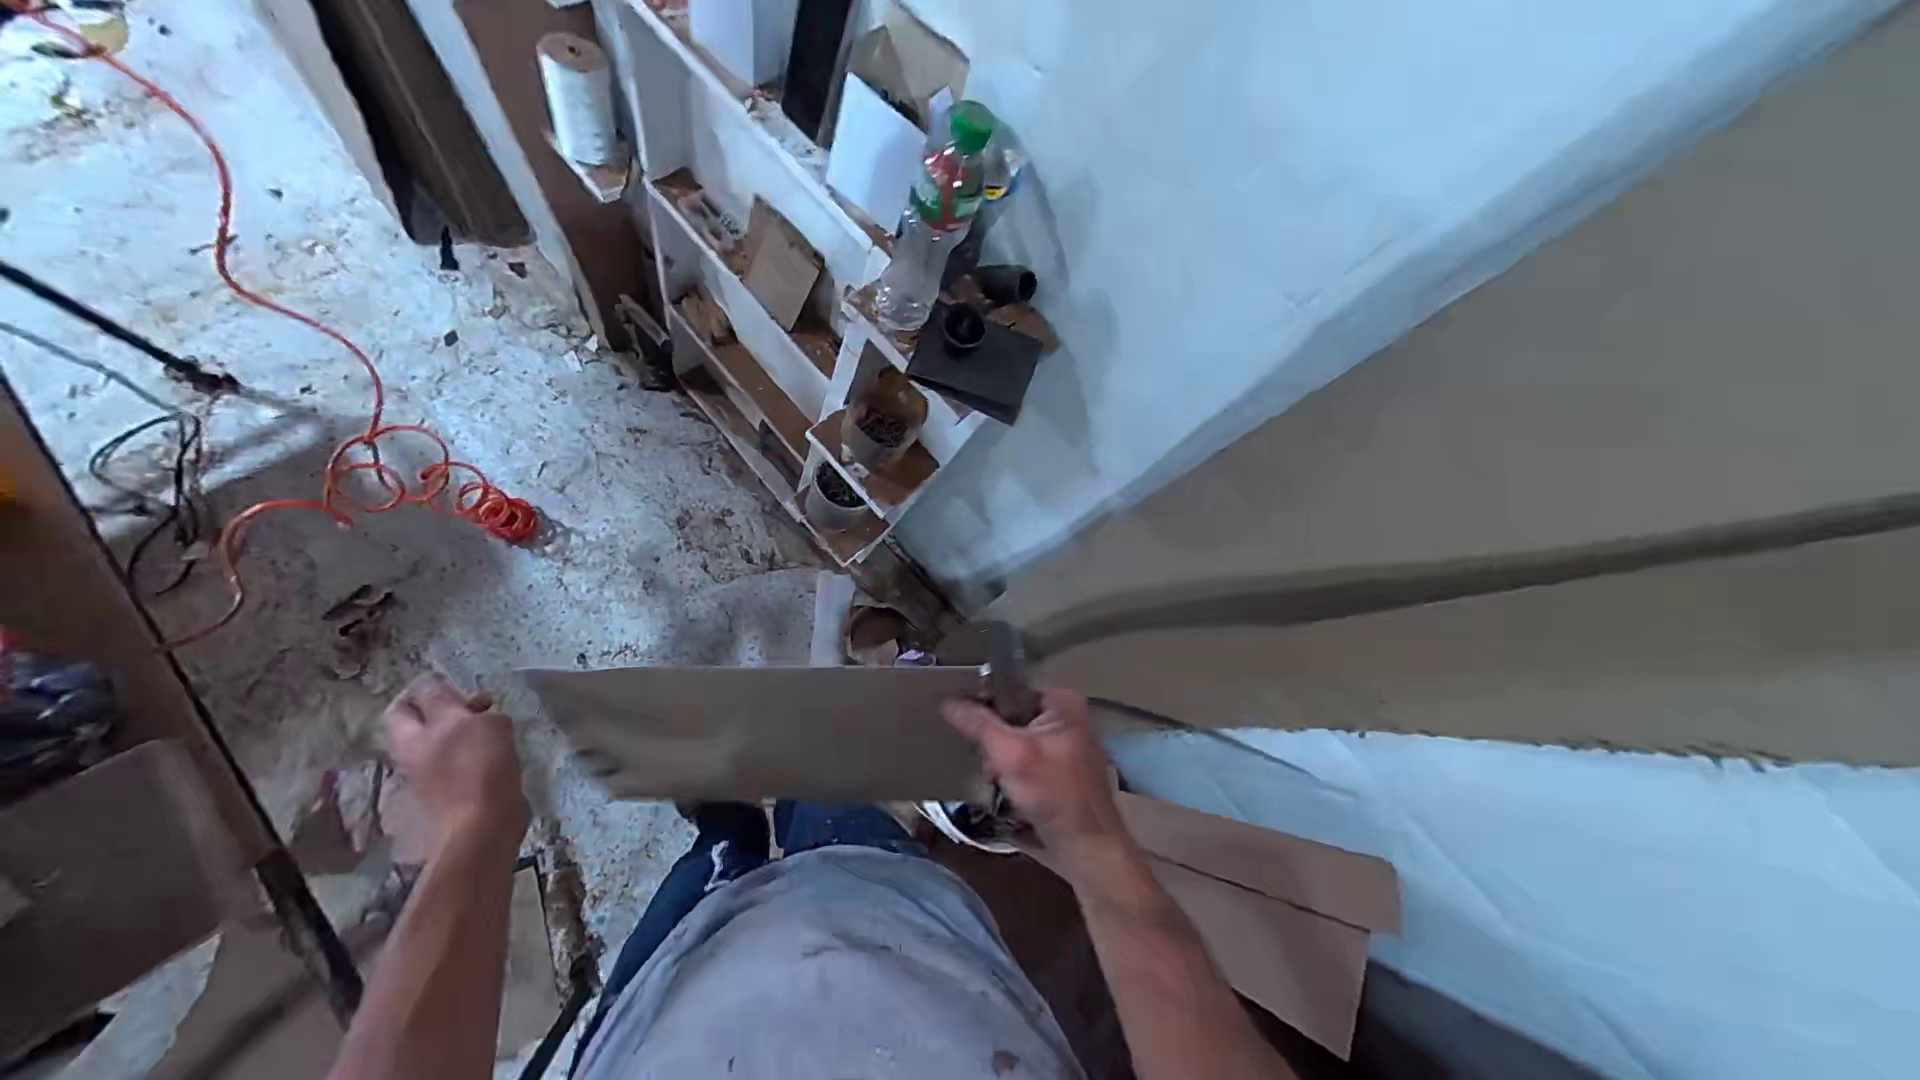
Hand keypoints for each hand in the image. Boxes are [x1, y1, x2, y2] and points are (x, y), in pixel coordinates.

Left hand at [384, 672, 528, 852]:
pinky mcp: (458, 787)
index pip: (409, 701)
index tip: (461, 682)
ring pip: (448, 738)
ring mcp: (435, 773)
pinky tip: (501, 749)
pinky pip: (465, 757)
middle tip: (482, 702)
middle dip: (452, 706)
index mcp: (411, 736)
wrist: (485, 821)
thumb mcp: (468, 722)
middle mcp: (416, 753)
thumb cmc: (476, 766)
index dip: (432, 686)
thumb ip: (453, 701)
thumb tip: (449, 693)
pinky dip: (480, 748)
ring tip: (498, 724)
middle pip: (428, 719)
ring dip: (470, 727)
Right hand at [942, 689, 1126, 854]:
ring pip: (1015, 738)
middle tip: (990, 765)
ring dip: (1001, 760)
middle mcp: (1068, 714)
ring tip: (998, 779)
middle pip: (1010, 716)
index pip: (1008, 691)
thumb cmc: (1053, 793)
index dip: (984, 709)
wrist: (1088, 846)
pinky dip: (1014, 771)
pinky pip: (1026, 757)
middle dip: (994, 741)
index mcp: (1062, 700)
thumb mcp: (1009, 753)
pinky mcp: (1063, 765)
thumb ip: (978, 724)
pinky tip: (1010, 789)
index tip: (969, 730)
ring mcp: (1067, 740)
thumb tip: (948, 701)